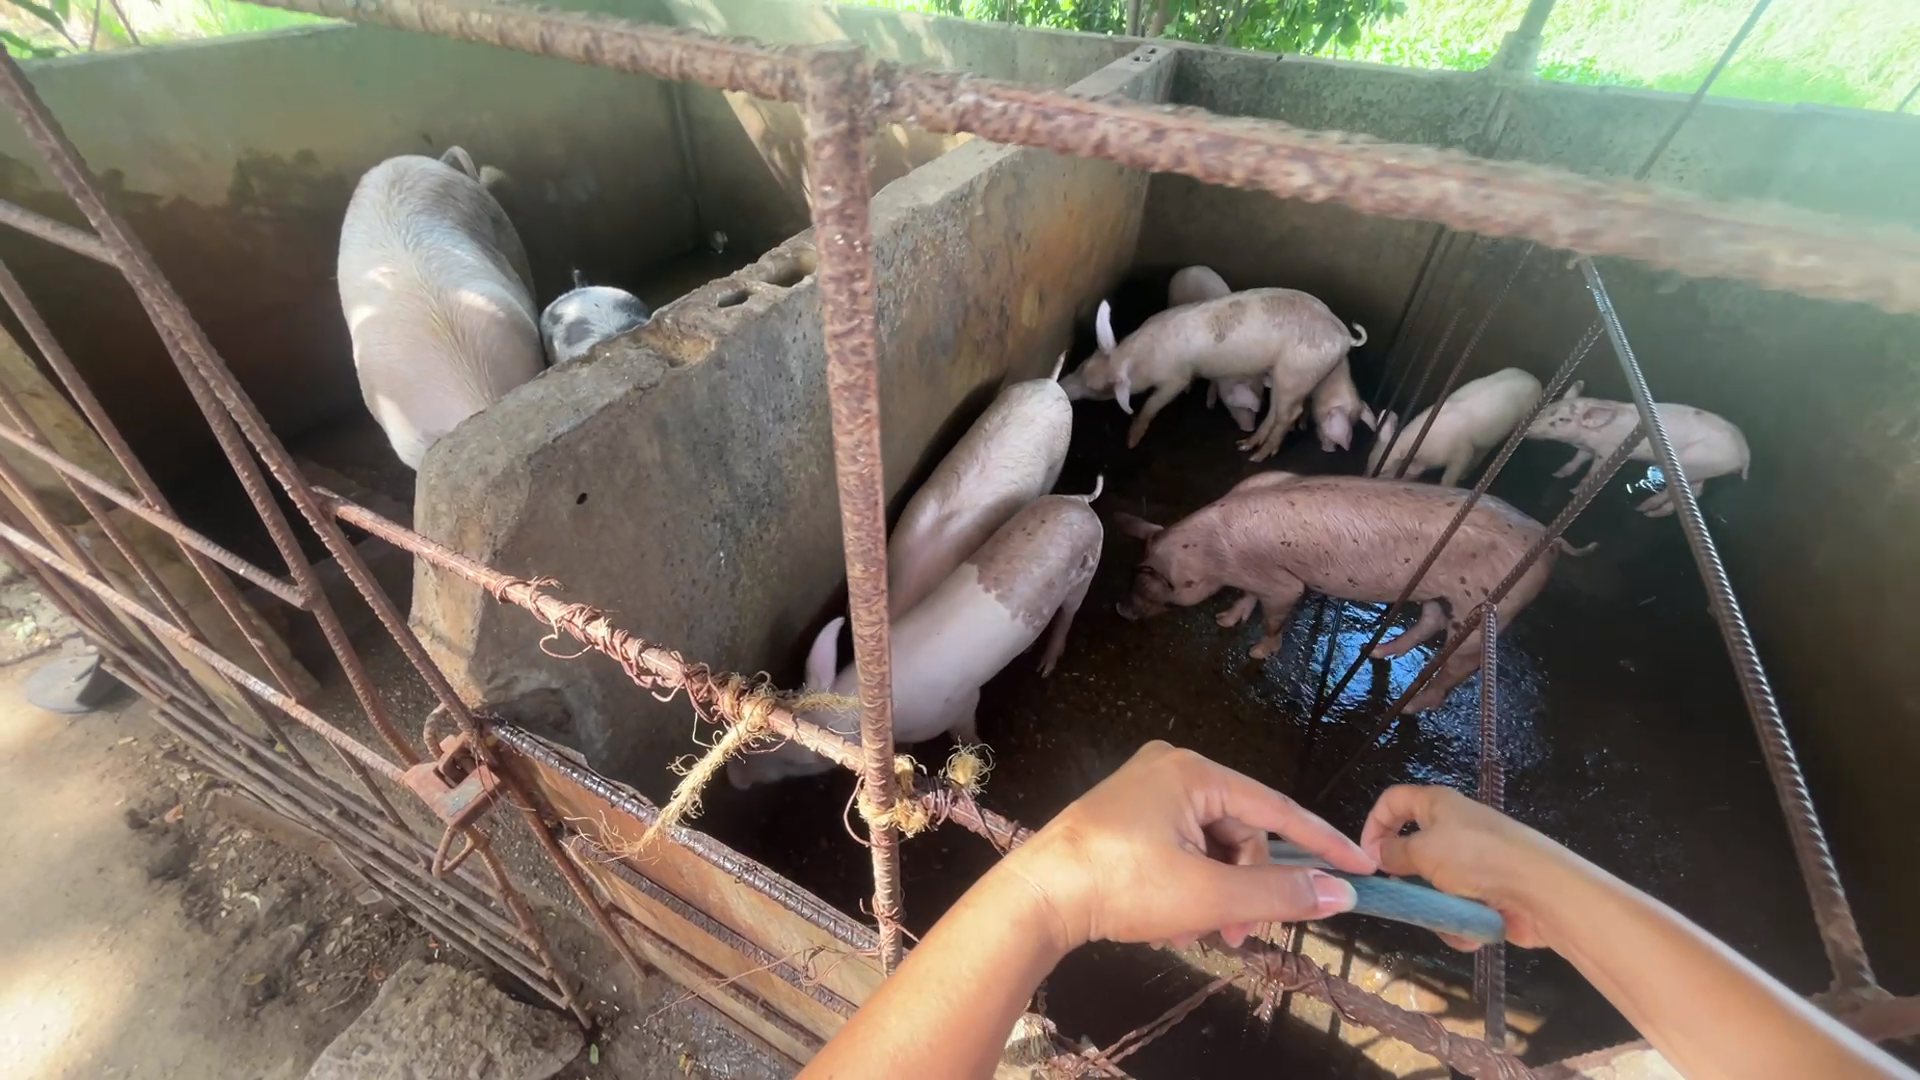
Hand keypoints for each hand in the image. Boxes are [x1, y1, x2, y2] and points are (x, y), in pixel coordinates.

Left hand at [996, 742, 1374, 954]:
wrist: (1040, 893)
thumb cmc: (1123, 884)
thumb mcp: (1209, 895)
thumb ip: (1278, 892)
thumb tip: (1338, 890)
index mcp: (1192, 771)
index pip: (1275, 806)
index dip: (1322, 841)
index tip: (1363, 867)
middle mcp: (1170, 767)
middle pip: (1239, 829)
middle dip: (1246, 884)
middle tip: (1237, 934)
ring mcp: (1146, 788)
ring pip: (1211, 842)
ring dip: (1218, 890)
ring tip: (1200, 930)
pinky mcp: (1129, 812)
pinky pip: (1182, 843)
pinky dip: (1191, 880)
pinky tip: (1178, 914)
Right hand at [1359, 784, 1576, 949]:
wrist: (1545, 893)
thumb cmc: (1476, 857)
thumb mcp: (1422, 851)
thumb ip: (1393, 853)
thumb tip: (1377, 855)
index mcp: (1437, 804)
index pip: (1392, 801)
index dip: (1374, 823)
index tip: (1368, 855)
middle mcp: (1455, 828)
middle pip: (1414, 847)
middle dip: (1406, 875)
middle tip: (1400, 892)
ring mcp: (1476, 862)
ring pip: (1436, 882)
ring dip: (1433, 904)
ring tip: (1439, 918)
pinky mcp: (1492, 892)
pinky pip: (1461, 905)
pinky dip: (1459, 921)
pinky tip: (1464, 934)